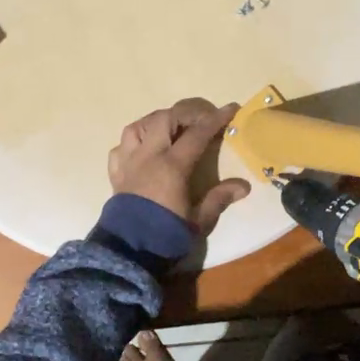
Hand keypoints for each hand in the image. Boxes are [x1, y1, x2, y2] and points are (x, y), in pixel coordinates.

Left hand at [108, 98, 251, 233]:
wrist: (128, 251)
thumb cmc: (166, 235)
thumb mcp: (199, 220)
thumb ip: (219, 198)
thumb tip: (244, 186)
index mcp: (172, 165)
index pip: (197, 133)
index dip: (216, 119)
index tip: (230, 108)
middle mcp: (149, 156)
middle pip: (165, 118)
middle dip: (186, 112)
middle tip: (201, 118)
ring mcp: (128, 162)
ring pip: (138, 126)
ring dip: (156, 122)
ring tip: (170, 129)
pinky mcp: (115, 174)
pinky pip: (120, 147)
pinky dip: (134, 142)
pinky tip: (143, 149)